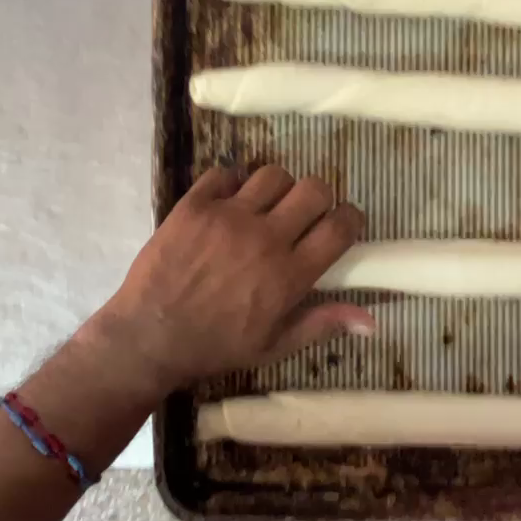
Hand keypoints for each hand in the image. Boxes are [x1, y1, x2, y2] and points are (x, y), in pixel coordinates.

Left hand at [73, 166, 372, 393]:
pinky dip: (231, 184)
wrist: (148, 338)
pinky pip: (225, 173)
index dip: (351, 219)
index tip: (344, 223)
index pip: (339, 227)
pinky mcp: (194, 206)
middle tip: (305, 214)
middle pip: (314, 189)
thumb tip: (373, 320)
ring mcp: (228, 217)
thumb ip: (323, 324)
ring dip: (277, 189)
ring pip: (273, 174)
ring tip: (266, 206)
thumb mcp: (275, 346)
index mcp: (290, 274)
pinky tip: (228, 204)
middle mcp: (265, 238)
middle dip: (319, 198)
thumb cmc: (216, 347)